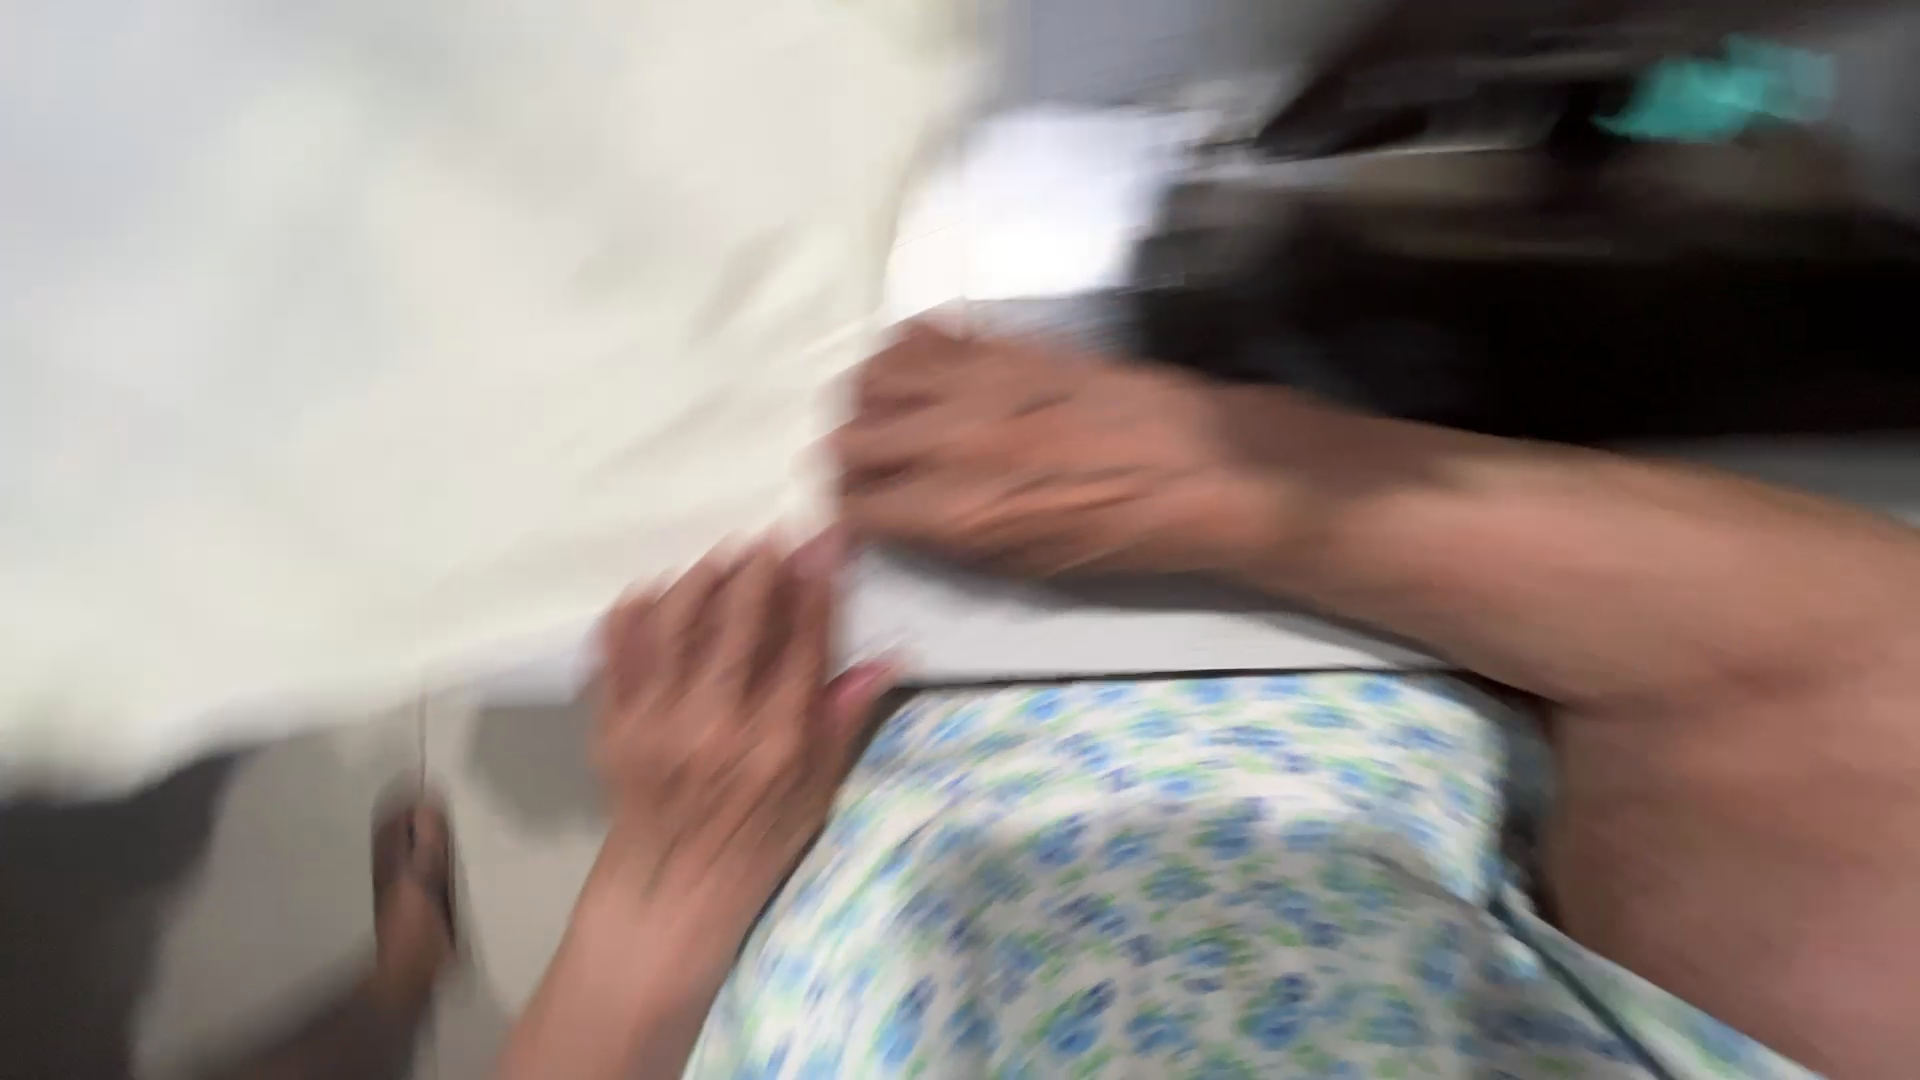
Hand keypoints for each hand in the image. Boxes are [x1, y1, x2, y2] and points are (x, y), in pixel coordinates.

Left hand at [587, 531, 895, 947]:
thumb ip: (845, 717)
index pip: (801, 641)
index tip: (821, 544)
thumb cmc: (756, 843)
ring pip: (675, 620)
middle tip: (768, 541)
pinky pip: (616, 649)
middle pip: (737, 618)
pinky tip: (655, 591)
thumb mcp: (819, 790)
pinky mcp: (611, 724)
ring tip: (721, 560)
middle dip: (758, 566)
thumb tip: (887, 658)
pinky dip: (634, 610)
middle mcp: (715, 723)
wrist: (666, 895)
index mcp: (776, 740)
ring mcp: (654, 721)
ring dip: (701, 577)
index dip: (815, 585)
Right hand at [833, 321, 1293, 577]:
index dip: (850, 517)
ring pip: (871, 377)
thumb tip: (900, 517)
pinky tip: (932, 379)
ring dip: (872, 406)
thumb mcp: (1025, 567)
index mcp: (956, 512)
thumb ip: (947, 538)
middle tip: (877, 475)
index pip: (853, 506)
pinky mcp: (1002, 344)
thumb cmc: (1118, 537)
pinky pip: (921, 333)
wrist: (1197, 467)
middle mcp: (950, 441)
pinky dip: (909, 357)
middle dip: (850, 465)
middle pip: (846, 439)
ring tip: (897, 421)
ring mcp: (974, 383)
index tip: (864, 518)